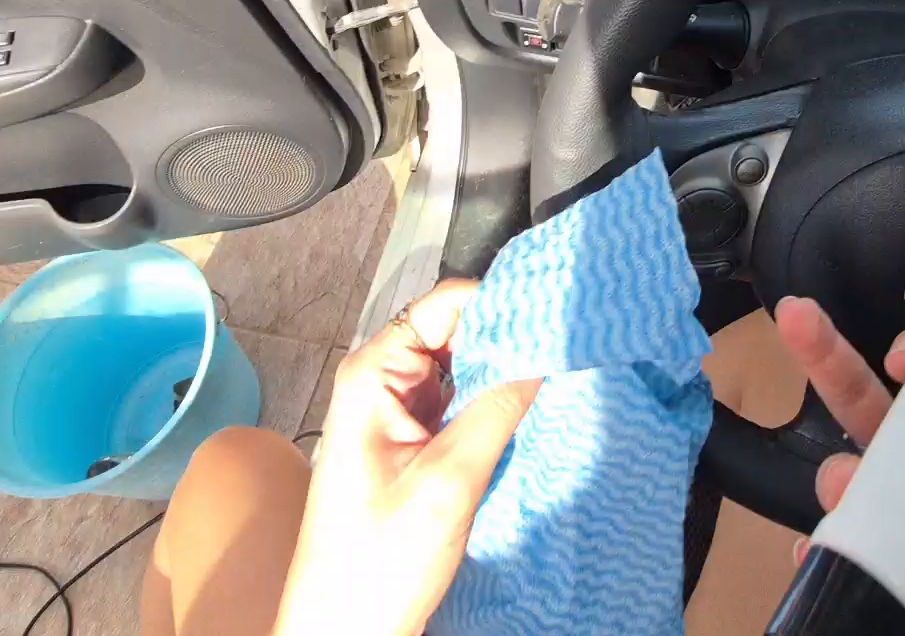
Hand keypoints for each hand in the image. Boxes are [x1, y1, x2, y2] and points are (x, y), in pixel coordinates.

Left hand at [273, 280, 539, 635]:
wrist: (342, 635)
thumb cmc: (378, 562)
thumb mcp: (448, 481)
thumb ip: (498, 408)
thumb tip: (545, 352)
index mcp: (373, 372)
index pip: (444, 305)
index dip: (497, 301)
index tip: (550, 313)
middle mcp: (381, 376)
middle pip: (453, 326)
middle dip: (505, 331)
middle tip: (561, 340)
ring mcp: (396, 404)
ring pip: (461, 359)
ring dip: (501, 363)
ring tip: (554, 363)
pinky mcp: (412, 432)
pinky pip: (459, 392)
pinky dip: (492, 393)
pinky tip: (527, 398)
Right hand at [774, 297, 904, 635]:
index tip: (903, 357)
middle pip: (873, 410)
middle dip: (831, 358)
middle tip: (796, 316)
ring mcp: (896, 532)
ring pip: (848, 479)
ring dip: (836, 474)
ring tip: (843, 492)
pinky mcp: (872, 581)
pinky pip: (833, 557)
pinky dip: (817, 554)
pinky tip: (814, 560)